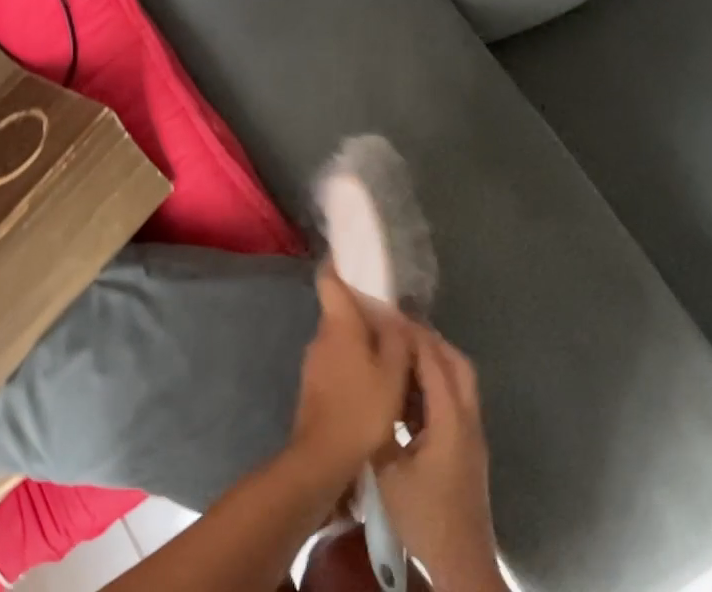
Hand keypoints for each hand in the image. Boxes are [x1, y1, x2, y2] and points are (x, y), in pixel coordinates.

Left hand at [288, 267, 416, 488]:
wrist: (324, 456)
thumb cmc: (362, 409)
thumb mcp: (393, 373)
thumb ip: (396, 338)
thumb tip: (396, 314)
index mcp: (338, 326)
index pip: (330, 281)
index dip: (339, 263)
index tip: (353, 254)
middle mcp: (320, 336)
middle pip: (341, 311)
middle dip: (366, 310)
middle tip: (397, 318)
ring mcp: (314, 361)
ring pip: (342, 339)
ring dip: (364, 341)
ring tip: (395, 353)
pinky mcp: (315, 385)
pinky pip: (339, 361)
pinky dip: (357, 362)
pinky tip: (379, 381)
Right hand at [375, 328, 495, 582]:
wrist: (461, 558)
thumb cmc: (424, 514)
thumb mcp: (388, 471)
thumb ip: (377, 428)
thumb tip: (363, 394)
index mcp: (450, 421)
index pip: (434, 364)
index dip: (411, 337)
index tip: (385, 316)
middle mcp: (467, 421)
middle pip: (457, 365)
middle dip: (429, 341)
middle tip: (395, 328)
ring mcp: (471, 435)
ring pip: (459, 383)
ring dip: (432, 362)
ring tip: (396, 352)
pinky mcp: (466, 449)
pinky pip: (454, 402)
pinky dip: (433, 385)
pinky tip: (405, 393)